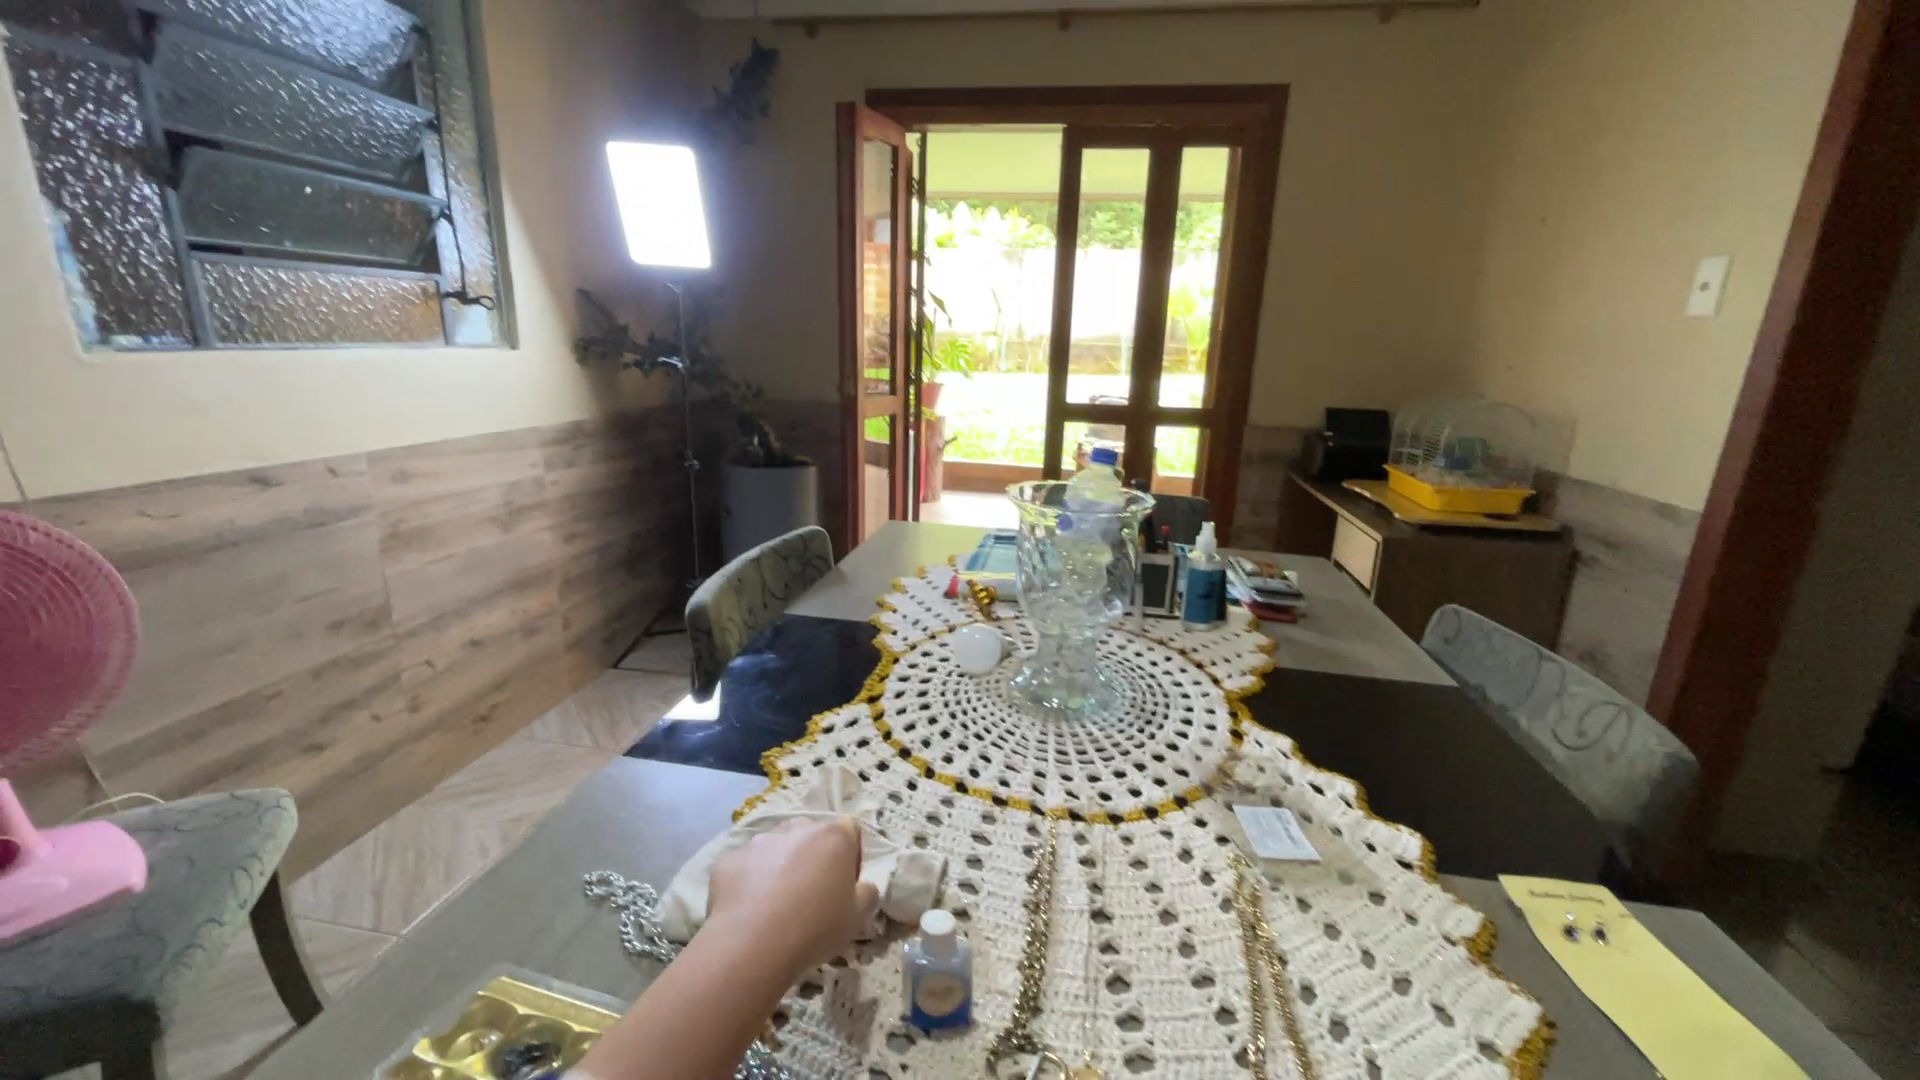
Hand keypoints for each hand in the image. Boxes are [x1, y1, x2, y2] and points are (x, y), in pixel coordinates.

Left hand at [705, 816, 879, 976]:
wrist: (752, 944)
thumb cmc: (815, 926)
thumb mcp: (858, 917)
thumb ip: (868, 893)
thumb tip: (863, 886)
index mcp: (833, 836)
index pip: (849, 829)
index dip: (850, 855)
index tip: (844, 884)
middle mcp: (797, 829)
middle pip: (811, 835)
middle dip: (813, 857)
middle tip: (810, 895)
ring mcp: (760, 841)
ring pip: (776, 848)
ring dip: (780, 866)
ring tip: (776, 905)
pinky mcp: (730, 860)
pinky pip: (746, 866)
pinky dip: (750, 881)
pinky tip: (750, 911)